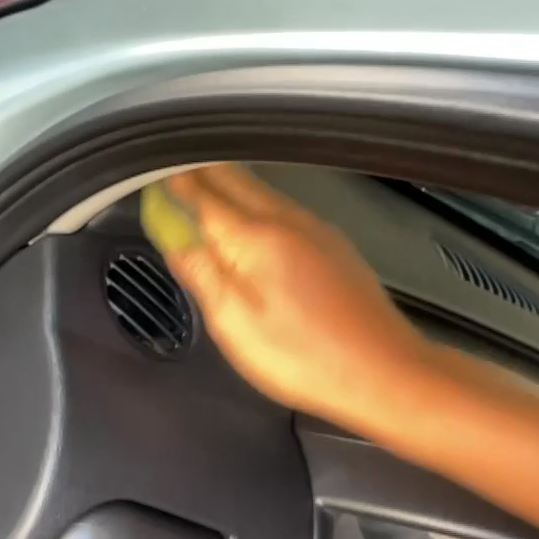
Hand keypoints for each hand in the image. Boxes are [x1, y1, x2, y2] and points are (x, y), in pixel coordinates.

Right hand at [153, 165, 432, 422]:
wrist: (387, 374)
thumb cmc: (300, 355)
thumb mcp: (232, 321)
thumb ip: (198, 271)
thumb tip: (171, 235)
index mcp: (254, 237)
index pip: (203, 196)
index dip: (176, 183)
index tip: (152, 171)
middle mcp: (285, 221)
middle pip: (235, 182)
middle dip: (202, 171)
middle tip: (175, 164)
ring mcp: (315, 230)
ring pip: (262, 190)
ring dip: (229, 180)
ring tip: (204, 177)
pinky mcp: (334, 245)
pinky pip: (283, 206)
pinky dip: (255, 198)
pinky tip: (251, 208)